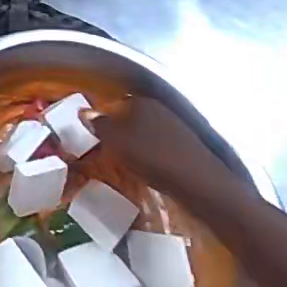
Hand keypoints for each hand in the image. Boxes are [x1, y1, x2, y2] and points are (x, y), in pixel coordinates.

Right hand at [88, 98, 241, 203]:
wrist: (201, 185)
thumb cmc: (152, 156)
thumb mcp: (114, 140)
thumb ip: (98, 125)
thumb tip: (85, 113)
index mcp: (140, 101)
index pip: (112, 104)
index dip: (100, 119)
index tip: (93, 135)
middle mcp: (159, 108)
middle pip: (129, 117)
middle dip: (118, 131)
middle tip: (107, 149)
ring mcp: (176, 127)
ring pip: (145, 132)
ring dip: (134, 144)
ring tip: (125, 162)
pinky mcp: (188, 146)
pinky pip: (159, 145)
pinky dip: (150, 154)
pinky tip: (148, 168)